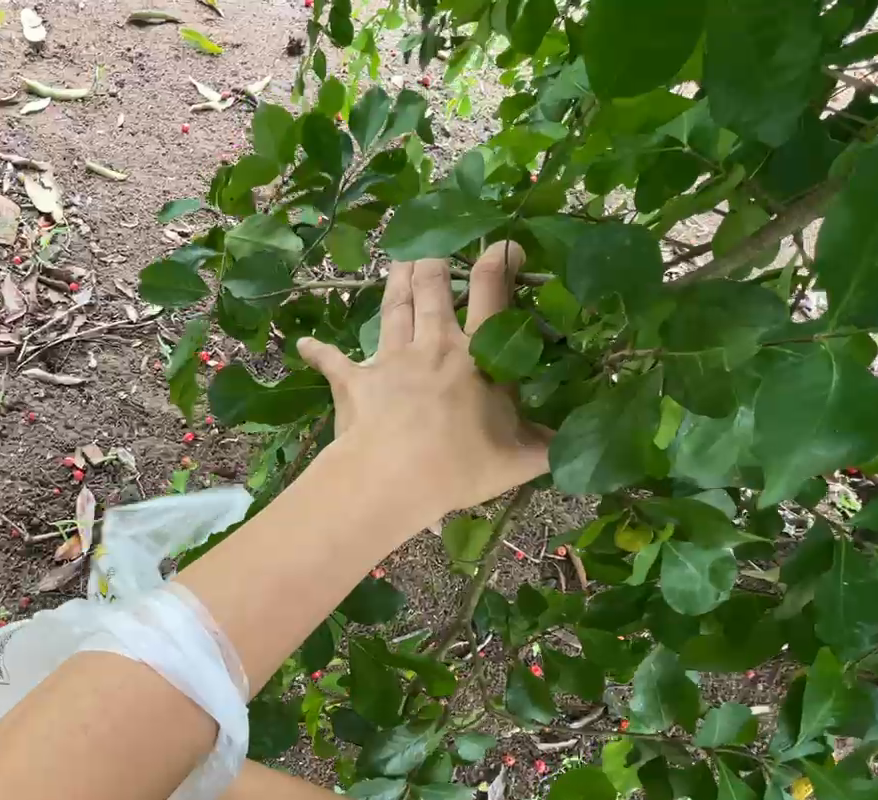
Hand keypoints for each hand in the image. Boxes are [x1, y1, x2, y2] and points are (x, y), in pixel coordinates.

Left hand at [298, 244, 551, 516]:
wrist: (394, 477)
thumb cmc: (460, 465)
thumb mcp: (519, 459)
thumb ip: (548, 445)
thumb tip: (576, 442)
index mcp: (476, 355)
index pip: (492, 294)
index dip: (498, 262)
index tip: (503, 244)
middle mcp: (432, 345)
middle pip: (432, 290)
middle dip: (434, 264)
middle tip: (433, 249)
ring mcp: (389, 360)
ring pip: (392, 309)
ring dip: (395, 283)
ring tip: (397, 262)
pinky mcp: (353, 381)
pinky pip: (331, 361)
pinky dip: (317, 351)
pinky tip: (301, 343)